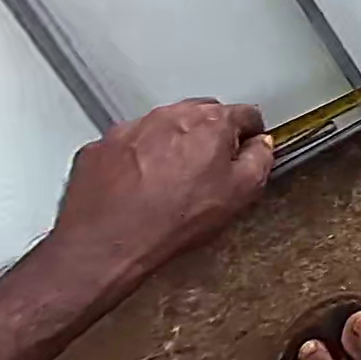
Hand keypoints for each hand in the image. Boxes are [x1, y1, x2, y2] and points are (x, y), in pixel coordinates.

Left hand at [46, 99, 273, 284]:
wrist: (106, 246)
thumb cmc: (175, 219)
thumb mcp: (242, 192)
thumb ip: (261, 159)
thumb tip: (260, 145)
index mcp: (211, 122)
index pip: (246, 113)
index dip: (251, 133)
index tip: (247, 150)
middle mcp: (171, 116)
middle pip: (204, 113)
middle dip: (212, 134)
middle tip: (210, 167)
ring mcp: (131, 129)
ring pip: (165, 125)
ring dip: (175, 142)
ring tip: (172, 179)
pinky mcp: (99, 147)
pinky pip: (130, 143)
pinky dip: (139, 156)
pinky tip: (140, 184)